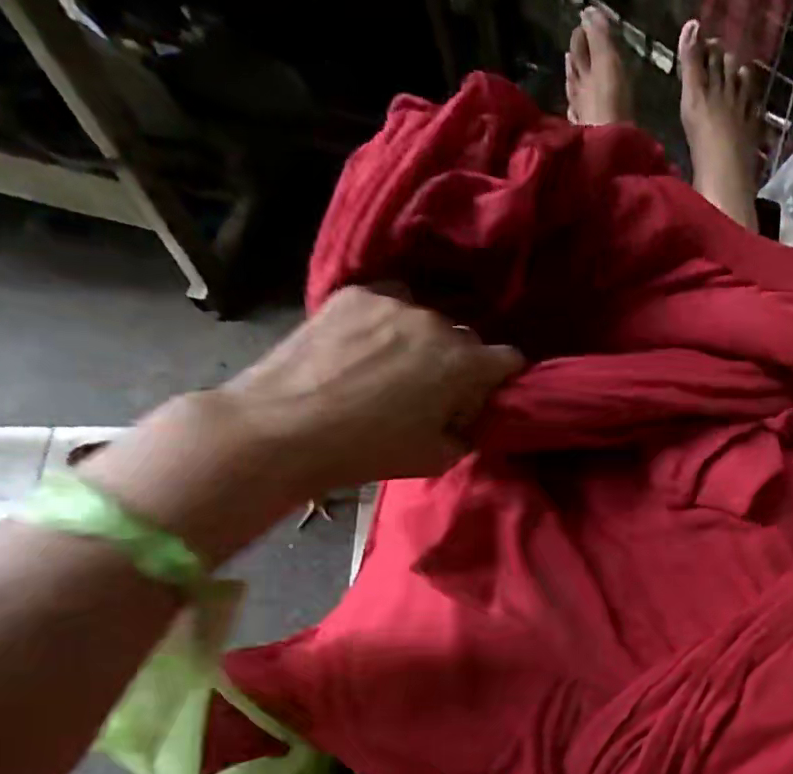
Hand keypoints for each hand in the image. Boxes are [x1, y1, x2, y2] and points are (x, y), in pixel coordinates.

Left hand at [223, 286, 524, 484]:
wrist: (284, 428)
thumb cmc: (368, 451)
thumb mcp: (436, 458)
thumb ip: (467, 431)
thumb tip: (467, 415)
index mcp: (462, 363)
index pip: (508, 358)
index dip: (500, 378)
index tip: (483, 394)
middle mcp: (435, 323)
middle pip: (463, 339)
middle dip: (456, 362)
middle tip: (429, 391)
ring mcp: (391, 303)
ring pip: (422, 320)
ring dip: (417, 341)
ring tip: (385, 367)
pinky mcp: (352, 294)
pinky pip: (384, 306)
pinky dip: (381, 326)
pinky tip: (357, 350)